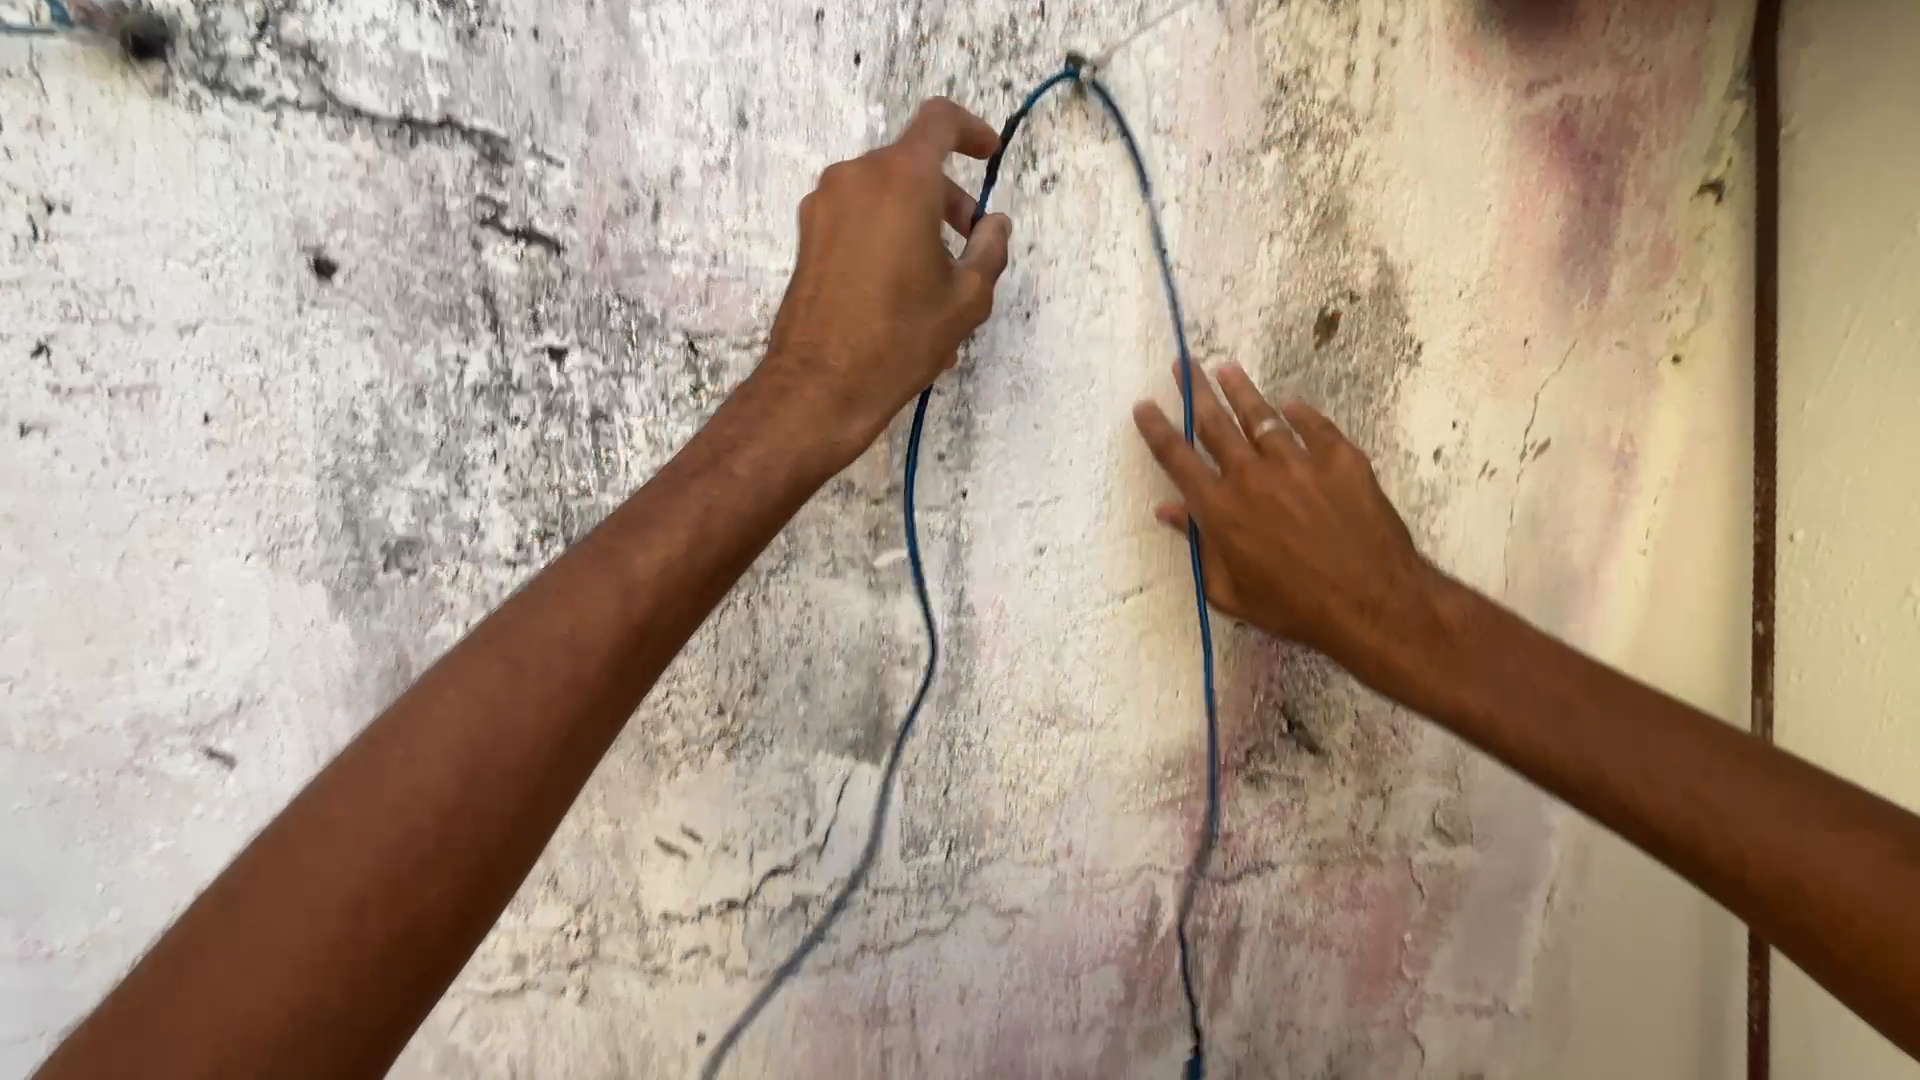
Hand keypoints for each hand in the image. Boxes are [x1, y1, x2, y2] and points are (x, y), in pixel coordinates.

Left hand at [757, 97, 1013, 462]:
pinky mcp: (806, 238)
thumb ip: (989, 250)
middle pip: (910, 164)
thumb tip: (993, 223)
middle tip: (969, 244)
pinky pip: (857, 218)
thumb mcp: (966, 299)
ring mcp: (823, 207)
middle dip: (946, 197)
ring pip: (882, 193)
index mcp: (900, 180)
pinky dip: (886, 233)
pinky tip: (900, 287)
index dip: (971, 131)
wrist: (821, 385)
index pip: (939, 122)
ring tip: (934, 277)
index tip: (988, 154)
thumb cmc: (901, 339)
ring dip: (915, 217)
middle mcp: (855, 179)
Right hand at [1132, 362, 1440, 670]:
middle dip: (1194, 390)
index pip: (1176, 458)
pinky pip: (1313, 425)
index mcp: (1218, 509)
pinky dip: (1298, 413)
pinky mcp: (1340, 458)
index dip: (1156, 429)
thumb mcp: (1228, 589)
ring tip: (1226, 369)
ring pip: (1260, 415)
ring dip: (1239, 389)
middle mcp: (1251, 475)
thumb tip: (1169, 511)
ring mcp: (1297, 462)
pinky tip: (1290, 405)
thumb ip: (1198, 545)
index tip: (1144, 405)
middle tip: (1183, 365)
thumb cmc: (1291, 607)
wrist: (1370, 602)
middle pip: (1214, 422)